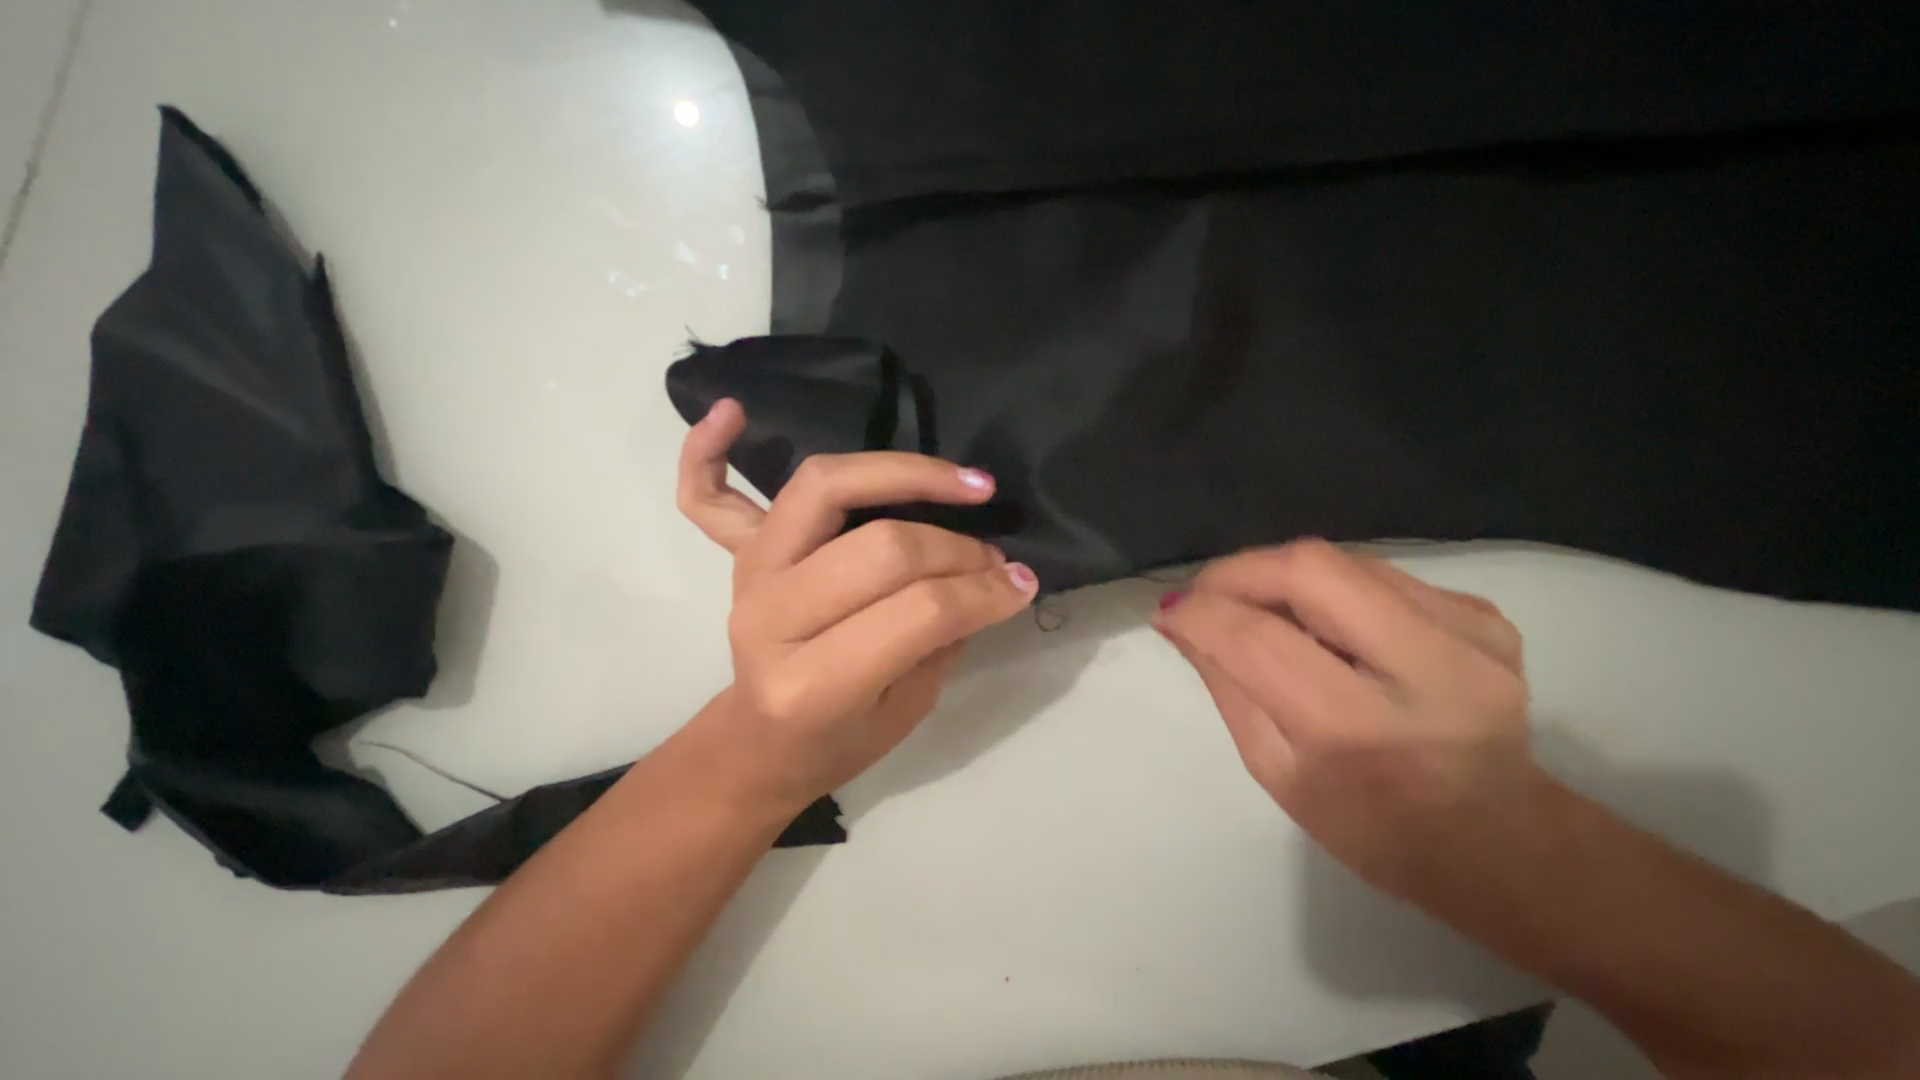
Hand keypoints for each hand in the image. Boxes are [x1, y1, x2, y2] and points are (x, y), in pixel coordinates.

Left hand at [675, 399, 1038, 810]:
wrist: (763, 745)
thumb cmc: (839, 740)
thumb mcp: (908, 707)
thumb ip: (946, 635)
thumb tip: (998, 573)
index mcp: (810, 684)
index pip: (916, 614)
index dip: (982, 592)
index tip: (1023, 583)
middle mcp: (770, 618)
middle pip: (879, 548)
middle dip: (955, 548)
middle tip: (993, 558)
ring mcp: (749, 576)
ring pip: (823, 488)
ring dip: (901, 473)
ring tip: (961, 482)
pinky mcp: (737, 555)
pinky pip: (708, 496)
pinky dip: (706, 451)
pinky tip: (733, 410)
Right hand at [1154, 539, 1537, 893]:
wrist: (1499, 841)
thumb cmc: (1372, 827)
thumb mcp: (1277, 773)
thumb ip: (1228, 686)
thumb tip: (1182, 619)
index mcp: (1360, 730)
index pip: (1259, 640)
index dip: (1202, 613)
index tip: (1168, 611)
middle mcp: (1426, 668)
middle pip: (1310, 569)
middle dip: (1240, 571)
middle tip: (1207, 593)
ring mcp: (1468, 634)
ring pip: (1346, 562)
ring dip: (1285, 578)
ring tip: (1262, 611)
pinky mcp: (1486, 617)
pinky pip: (1382, 577)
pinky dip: (1336, 591)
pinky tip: (1330, 626)